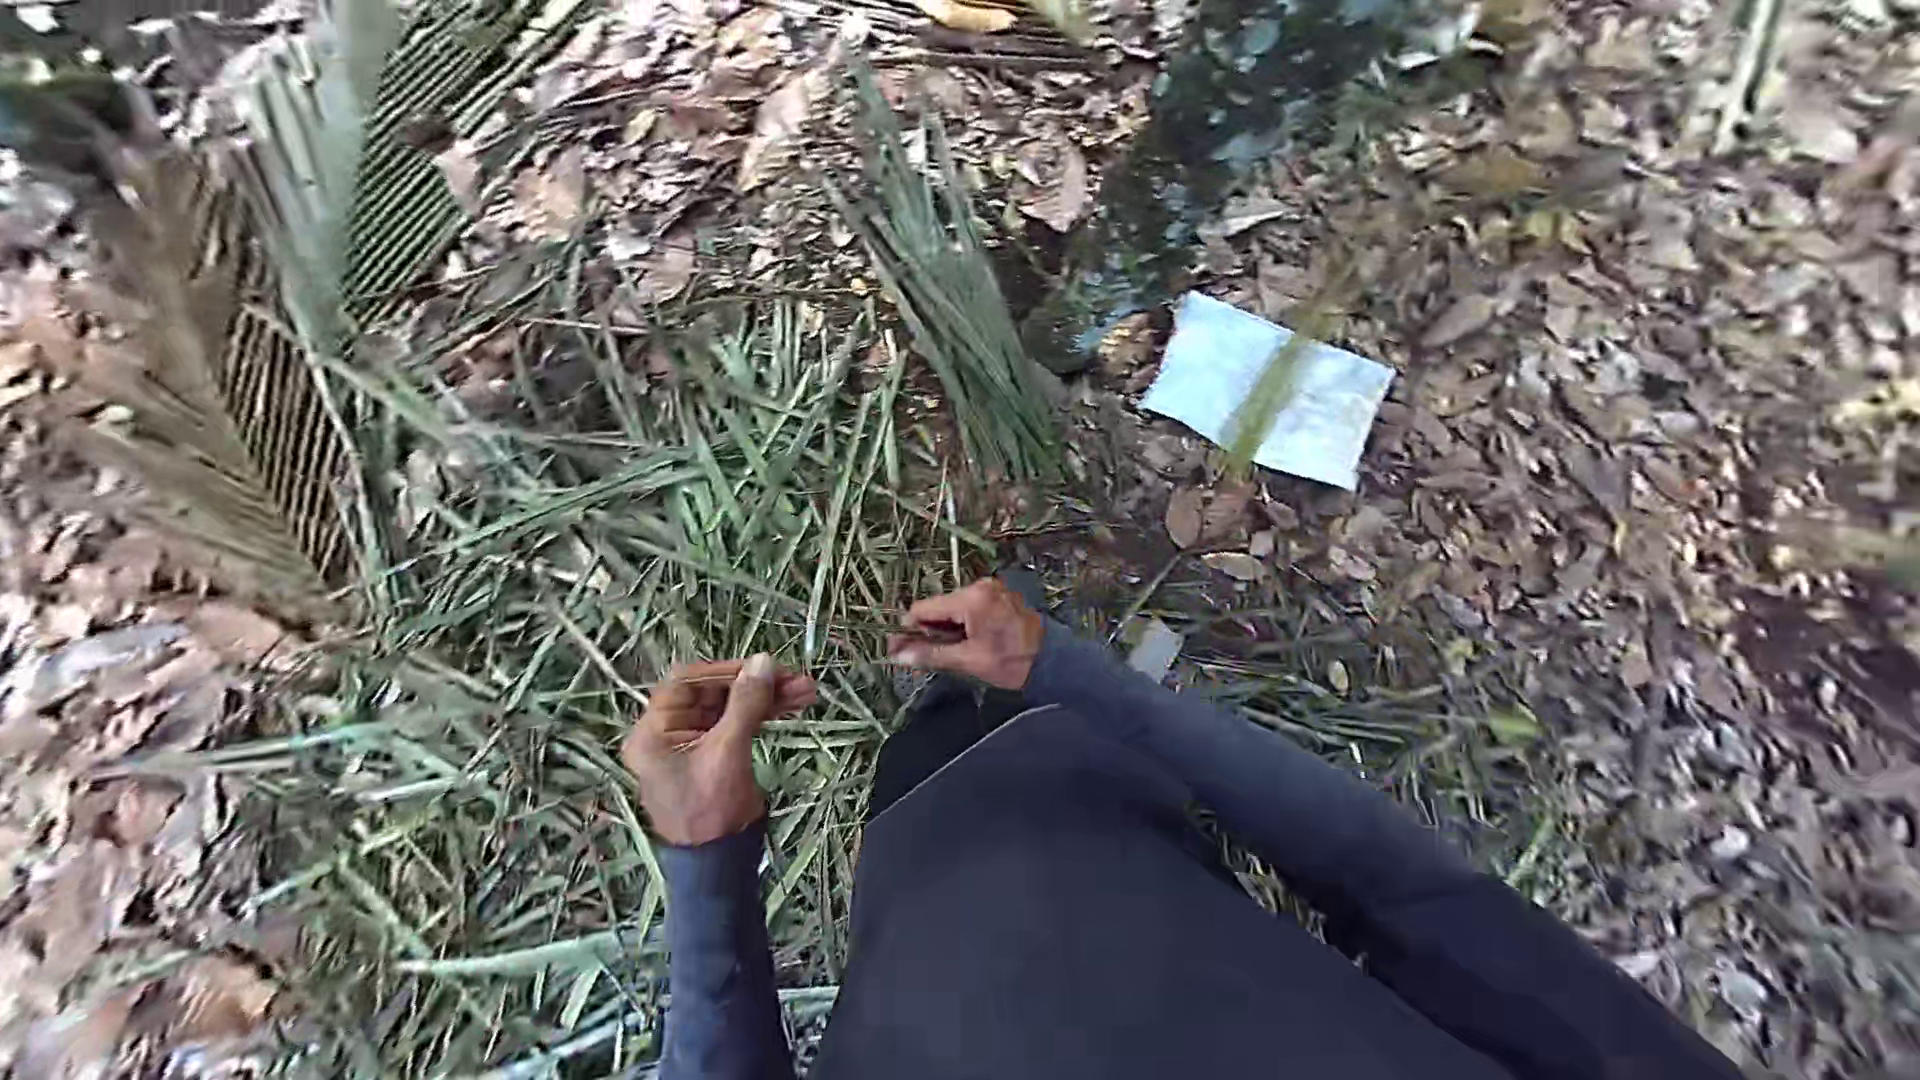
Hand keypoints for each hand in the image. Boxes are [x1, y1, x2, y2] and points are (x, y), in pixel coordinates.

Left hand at [622, 654, 816, 845]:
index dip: (724, 671)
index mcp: (655, 731)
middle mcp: (672, 731)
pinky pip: (743, 720)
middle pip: (715, 692)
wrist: (720, 864)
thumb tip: (763, 660)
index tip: (760, 669)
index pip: (686, 682)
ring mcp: (697, 741)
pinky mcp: (719, 750)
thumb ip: (745, 704)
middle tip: (795, 679)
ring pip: (734, 704)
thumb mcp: (727, 752)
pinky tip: (795, 704)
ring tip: (806, 690)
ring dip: (769, 695)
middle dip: (756, 684)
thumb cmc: (711, 810)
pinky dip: (768, 711)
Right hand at [887, 579, 1044, 690]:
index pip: (924, 608)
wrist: (1053, 661)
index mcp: (971, 598)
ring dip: (948, 627)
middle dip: (931, 629)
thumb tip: (897, 655)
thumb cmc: (1012, 662)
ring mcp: (992, 589)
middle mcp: (980, 586)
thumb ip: (930, 654)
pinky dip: (964, 622)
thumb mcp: (968, 660)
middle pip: (939, 606)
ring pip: (954, 607)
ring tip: (956, 650)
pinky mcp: (1000, 595)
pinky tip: (970, 640)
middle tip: (930, 655)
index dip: (911, 628)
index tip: (904, 649)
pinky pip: (971, 606)